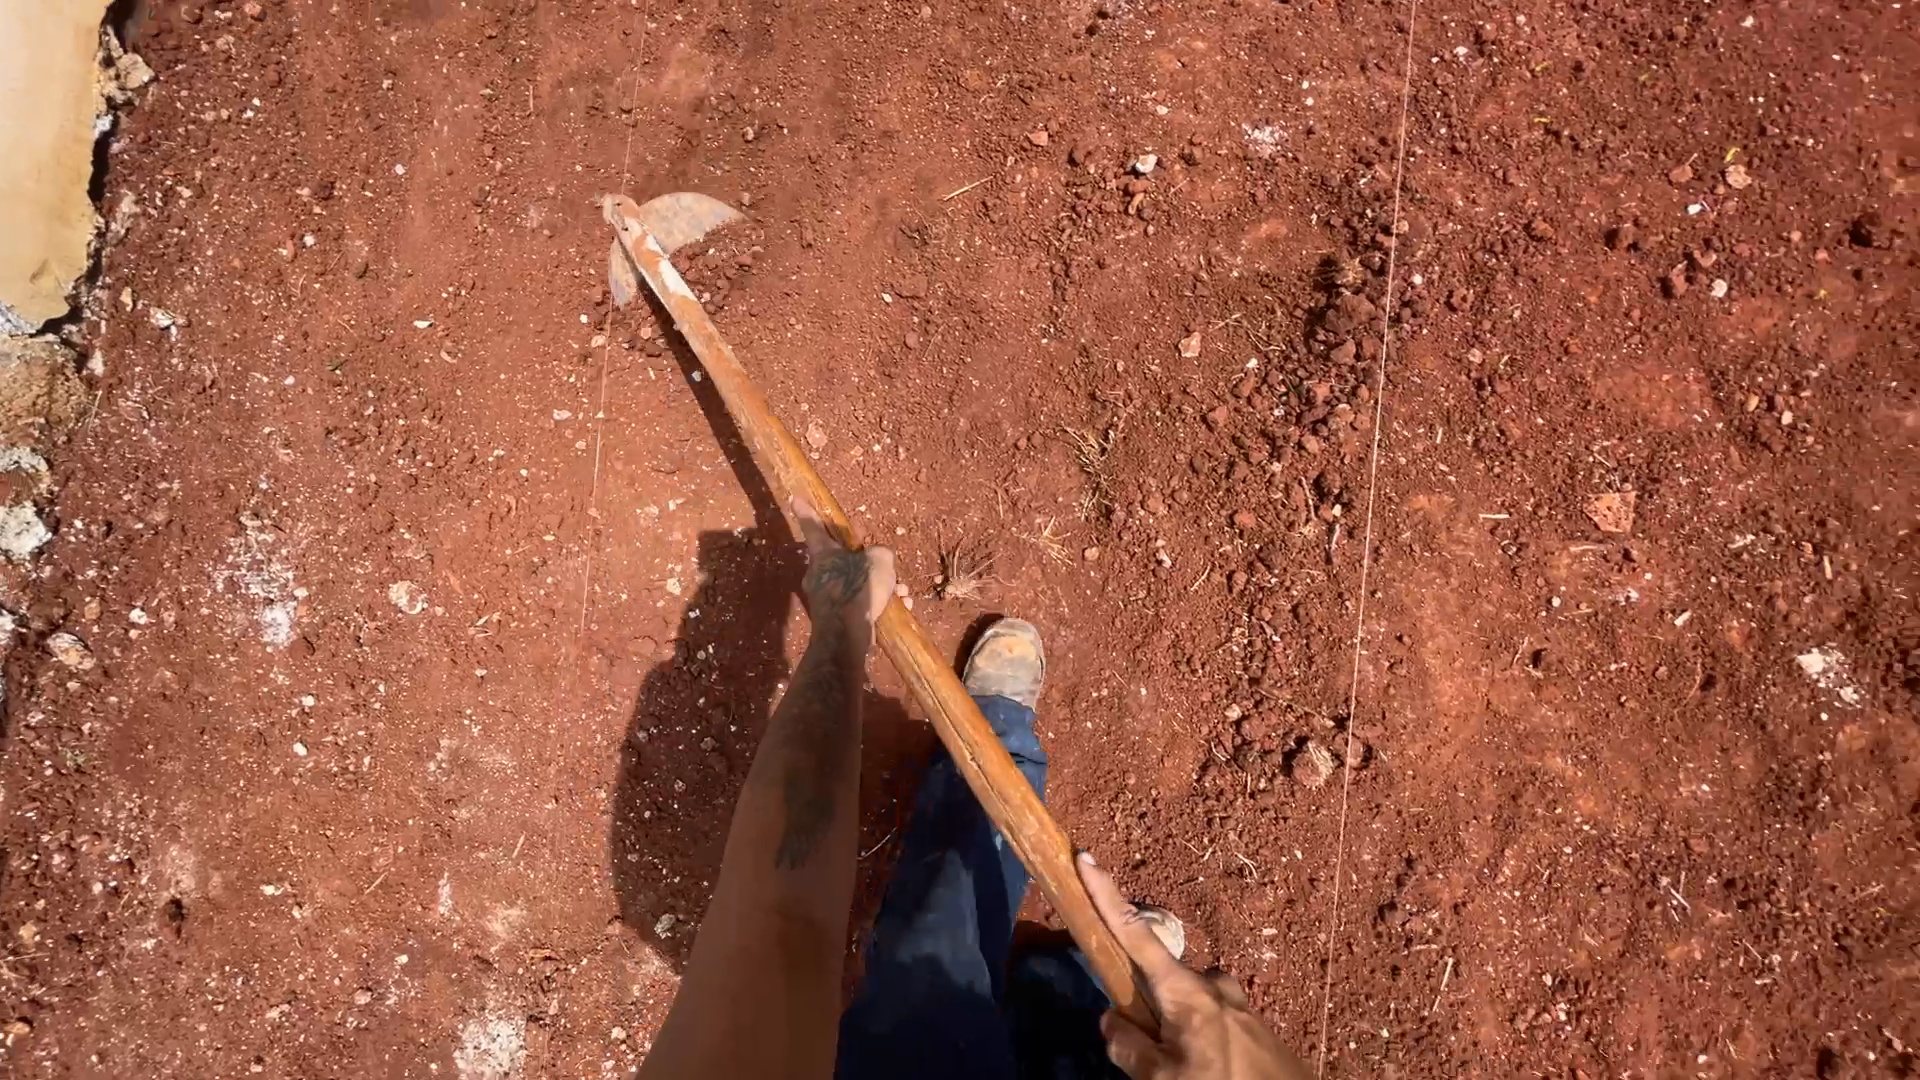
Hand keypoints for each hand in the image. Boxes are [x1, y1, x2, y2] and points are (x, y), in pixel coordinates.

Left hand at [792, 497, 895, 637]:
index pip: (813, 526)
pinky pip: (858, 605)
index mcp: (823, 554)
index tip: (795, 498)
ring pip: (854, 585)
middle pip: (841, 560)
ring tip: (900, 593)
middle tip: (886, 568)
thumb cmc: (858, 588)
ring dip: (878, 587)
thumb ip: (880, 554)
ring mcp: (825, 598)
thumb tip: (878, 561)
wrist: (847, 634)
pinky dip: (877, 605)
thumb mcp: (880, 560)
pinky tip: (897, 609)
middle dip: (866, 564)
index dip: (806, 511)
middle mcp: (819, 574)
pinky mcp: (835, 619)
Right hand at [1078, 853, 1309, 1079]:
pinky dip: (1205, 1042)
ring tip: (1195, 1071)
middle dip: (1150, 1009)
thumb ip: (1130, 1048)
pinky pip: (1215, 1021)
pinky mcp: (1256, 1021)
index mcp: (1185, 989)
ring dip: (1181, 1031)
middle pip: (1161, 982)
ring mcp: (1238, 999)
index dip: (1106, 894)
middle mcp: (1211, 981)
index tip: (1086, 856)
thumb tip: (1112, 1019)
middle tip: (1159, 1057)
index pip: (1134, 932)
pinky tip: (1217, 1073)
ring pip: (1189, 1006)